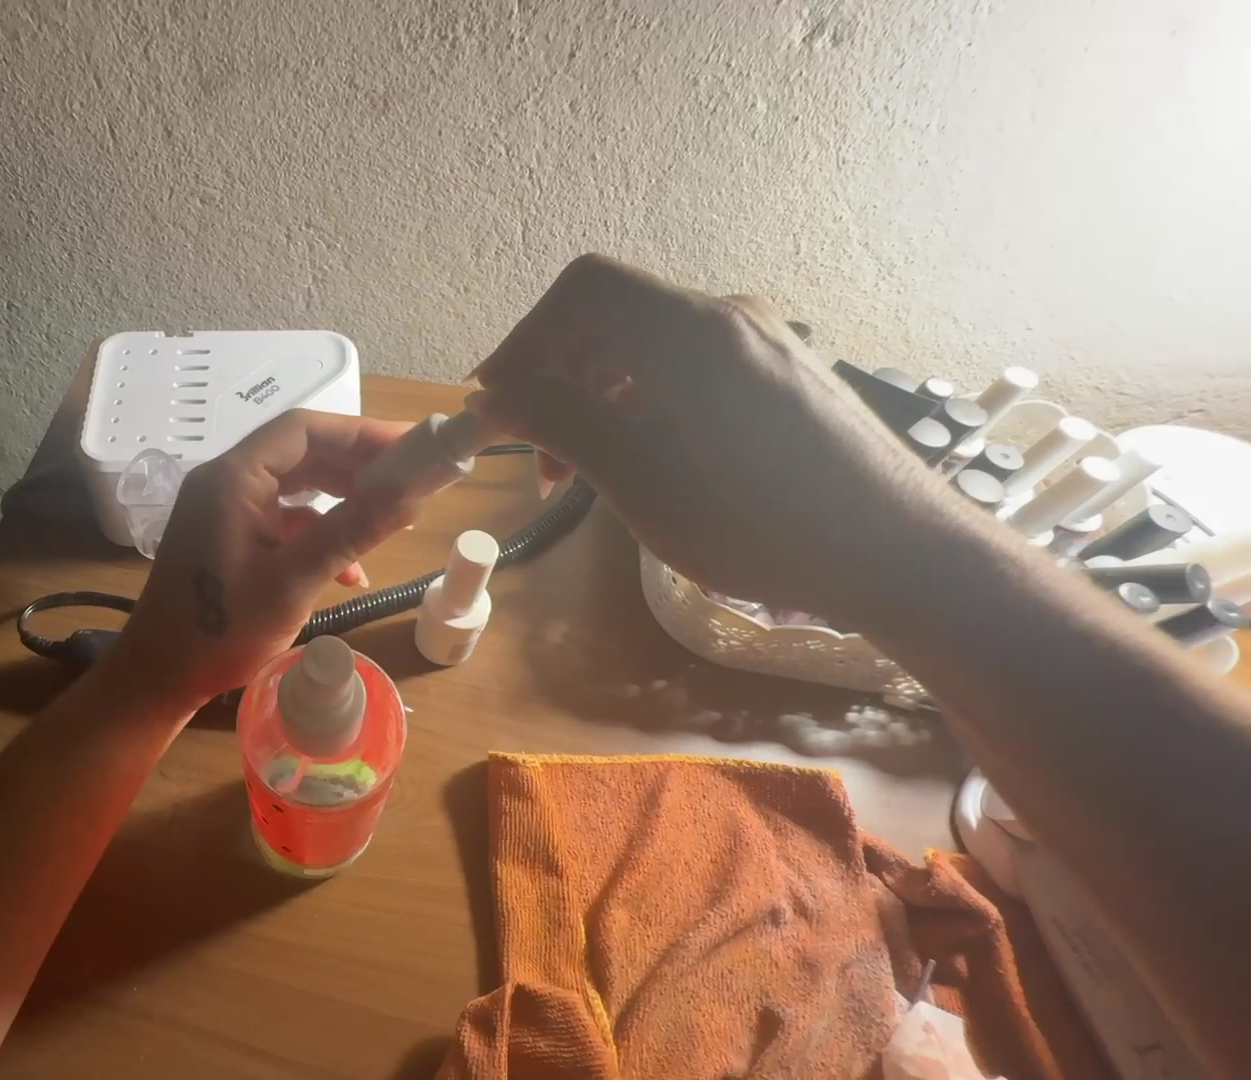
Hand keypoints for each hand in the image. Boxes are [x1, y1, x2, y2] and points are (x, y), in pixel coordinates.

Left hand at [103, 410, 416, 708]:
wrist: (160, 677)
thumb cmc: (221, 630)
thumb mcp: (294, 580)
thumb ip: (352, 530)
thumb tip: (411, 493)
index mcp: (233, 478)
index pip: (303, 430)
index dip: (360, 432)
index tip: (410, 445)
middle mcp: (226, 482)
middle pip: (300, 453)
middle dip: (356, 466)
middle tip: (408, 480)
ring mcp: (225, 510)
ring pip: (293, 487)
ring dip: (341, 501)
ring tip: (389, 519)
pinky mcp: (229, 538)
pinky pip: (281, 520)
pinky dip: (317, 534)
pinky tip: (349, 572)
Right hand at [468, 254, 963, 620]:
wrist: (898, 556)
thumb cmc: (759, 526)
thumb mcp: (638, 481)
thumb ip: (560, 424)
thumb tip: (490, 396)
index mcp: (689, 332)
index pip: (581, 291)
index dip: (525, 338)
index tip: (495, 402)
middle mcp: (725, 316)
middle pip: (609, 316)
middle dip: (555, 377)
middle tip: (539, 458)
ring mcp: (758, 340)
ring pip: (643, 344)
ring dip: (593, 396)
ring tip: (584, 470)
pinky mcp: (775, 370)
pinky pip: (681, 365)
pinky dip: (638, 401)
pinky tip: (641, 458)